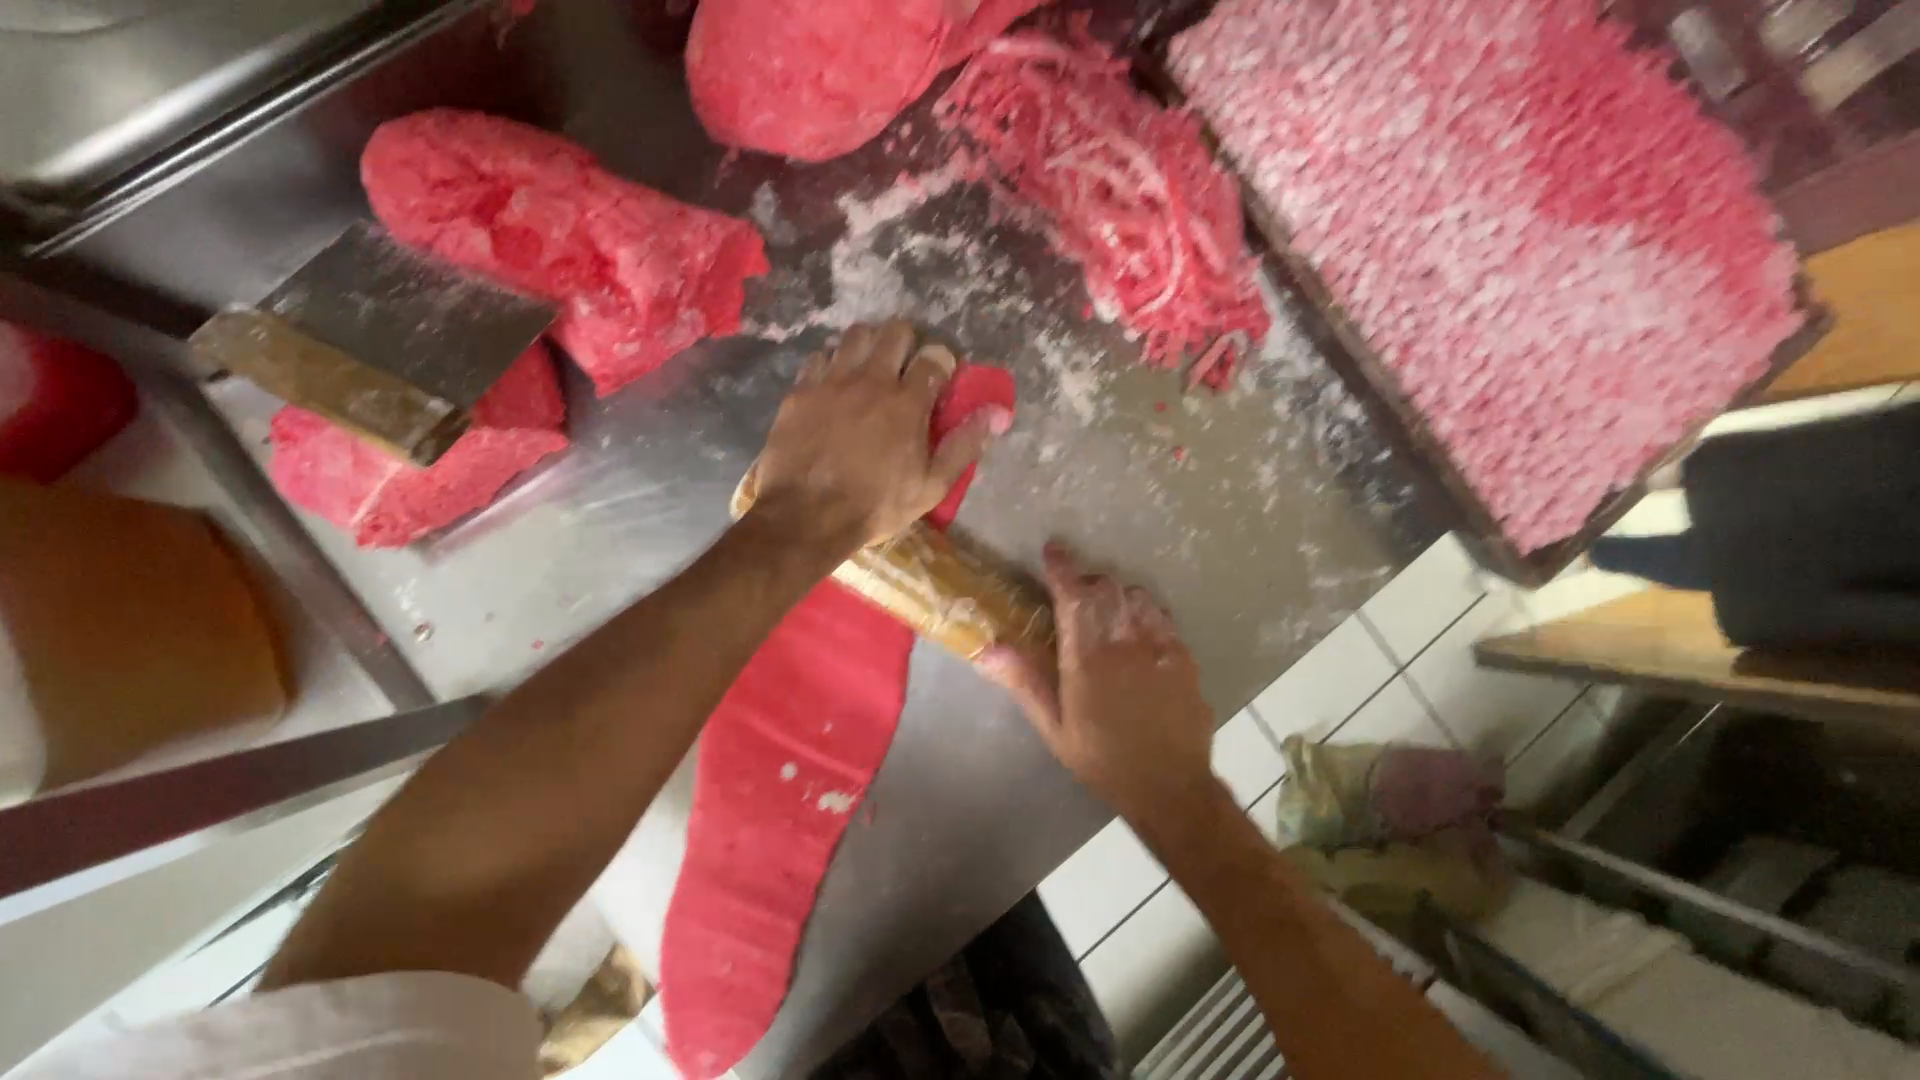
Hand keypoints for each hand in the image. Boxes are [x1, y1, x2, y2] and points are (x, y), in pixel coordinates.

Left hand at [750, 320, 1010, 555]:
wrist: (806, 517)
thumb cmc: (876, 506)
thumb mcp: (931, 486)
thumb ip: (964, 445)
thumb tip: (999, 414)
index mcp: (907, 402)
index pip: (934, 356)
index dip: (942, 362)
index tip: (941, 378)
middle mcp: (870, 380)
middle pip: (894, 331)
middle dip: (907, 343)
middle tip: (906, 367)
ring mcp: (831, 382)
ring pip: (856, 335)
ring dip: (870, 345)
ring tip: (871, 368)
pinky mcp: (801, 391)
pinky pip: (820, 357)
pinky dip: (833, 363)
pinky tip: (835, 384)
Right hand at [977, 542, 1221, 821]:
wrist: (1170, 786)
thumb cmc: (1103, 760)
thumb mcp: (1055, 729)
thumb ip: (1025, 683)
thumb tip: (989, 648)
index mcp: (1087, 660)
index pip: (1072, 597)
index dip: (1061, 567)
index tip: (1053, 550)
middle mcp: (1124, 644)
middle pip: (1107, 588)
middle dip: (1088, 581)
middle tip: (1076, 592)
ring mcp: (1160, 648)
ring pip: (1137, 597)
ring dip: (1117, 594)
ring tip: (1107, 608)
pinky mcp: (1184, 657)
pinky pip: (1163, 616)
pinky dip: (1145, 611)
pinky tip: (1139, 629)